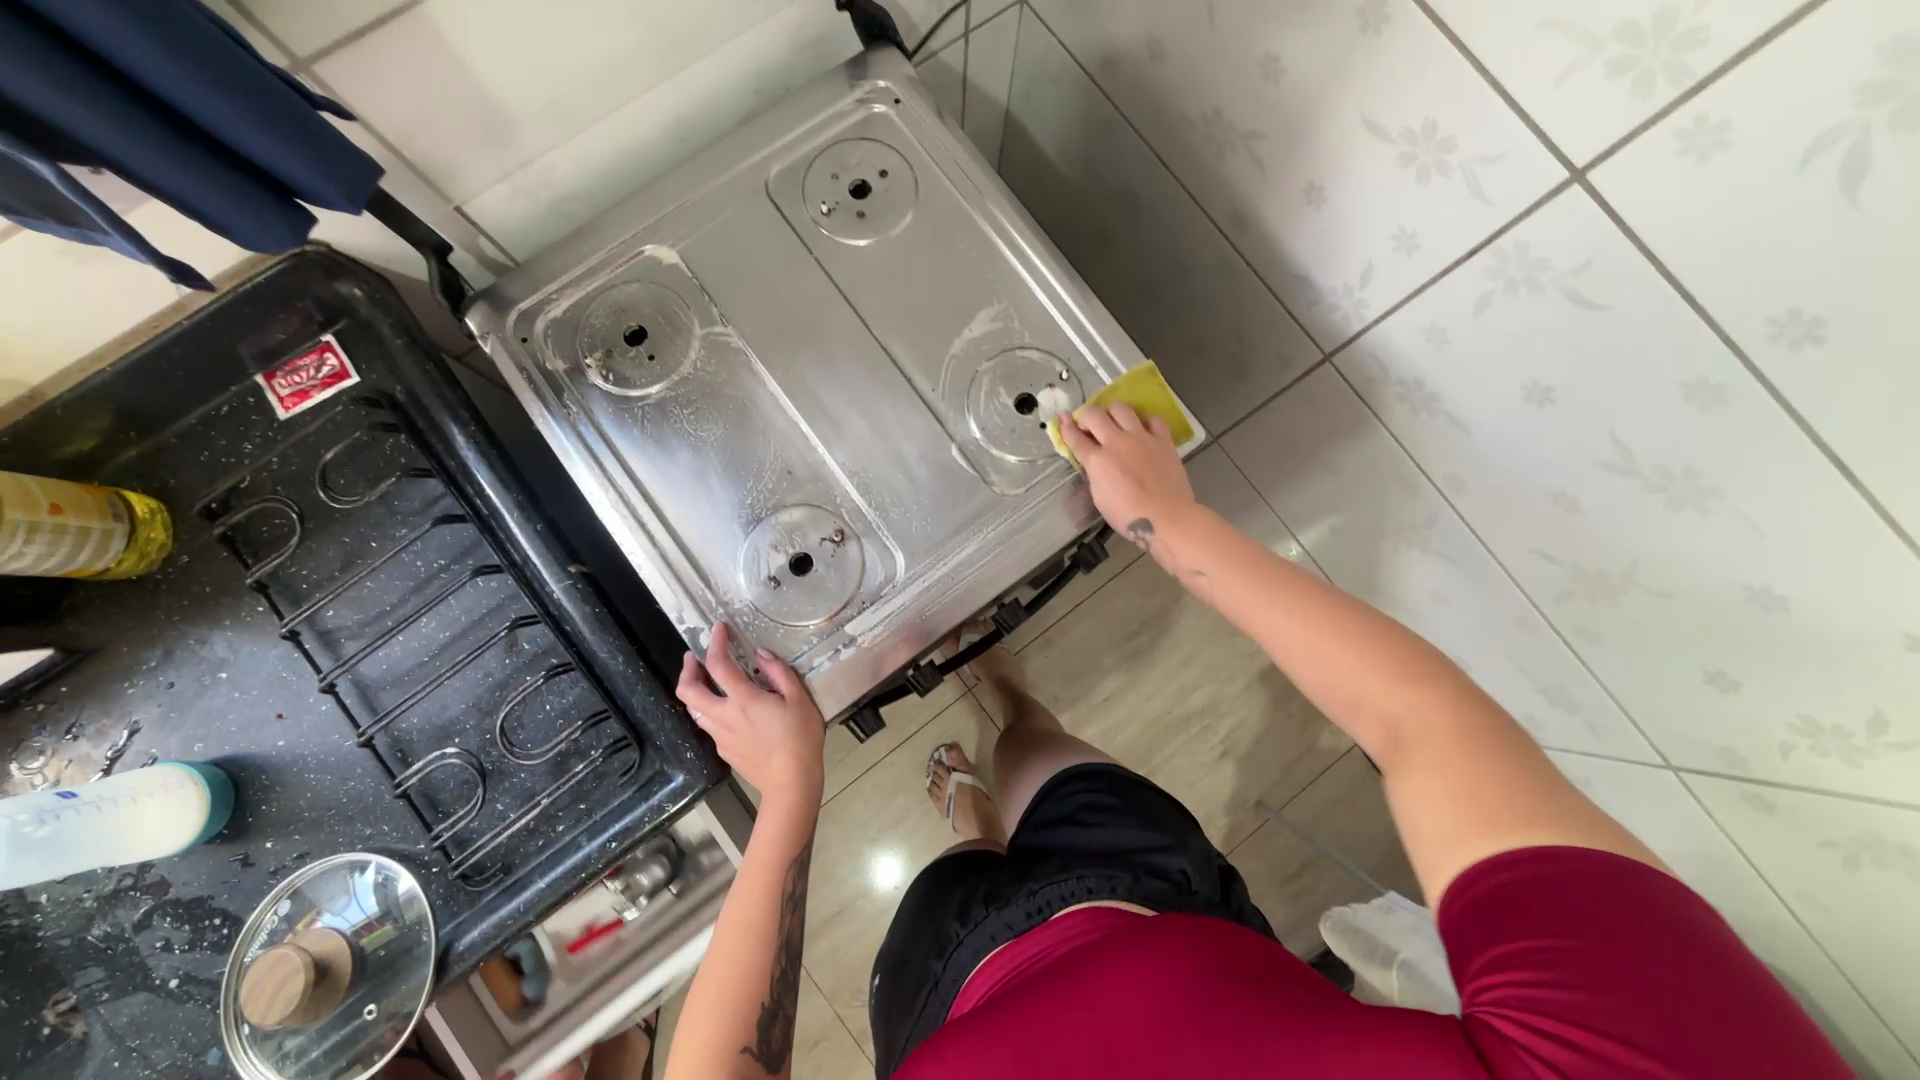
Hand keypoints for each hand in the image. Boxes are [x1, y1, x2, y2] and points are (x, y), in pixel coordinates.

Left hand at [676, 622, 825, 805]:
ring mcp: (720, 736)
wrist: (791, 782)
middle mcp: (724, 716)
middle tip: (695, 658)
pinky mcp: (724, 751)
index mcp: (744, 700)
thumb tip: (760, 655)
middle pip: (687, 691)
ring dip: (695, 692)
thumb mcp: (799, 699)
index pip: (718, 664)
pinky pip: (709, 726)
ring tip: (706, 682)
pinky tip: (727, 711)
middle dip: (687, 670)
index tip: (717, 629)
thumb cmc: (801, 739)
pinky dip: (710, 711)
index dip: (715, 642)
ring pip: (694, 710)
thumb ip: (779, 673)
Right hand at [1057, 403, 1196, 547]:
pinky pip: (1153, 419)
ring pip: (1121, 409)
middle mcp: (1117, 442)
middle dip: (1086, 416)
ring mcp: (1141, 438)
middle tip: (1089, 426)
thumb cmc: (1128, 516)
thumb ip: (1094, 473)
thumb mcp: (1099, 497)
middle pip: (1094, 415)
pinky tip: (1144, 430)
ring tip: (1115, 422)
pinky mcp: (1163, 440)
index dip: (1066, 428)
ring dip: (1112, 412)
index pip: (1076, 439)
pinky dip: (1145, 421)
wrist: (1166, 517)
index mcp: (1097, 461)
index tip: (1063, 419)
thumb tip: (1094, 462)